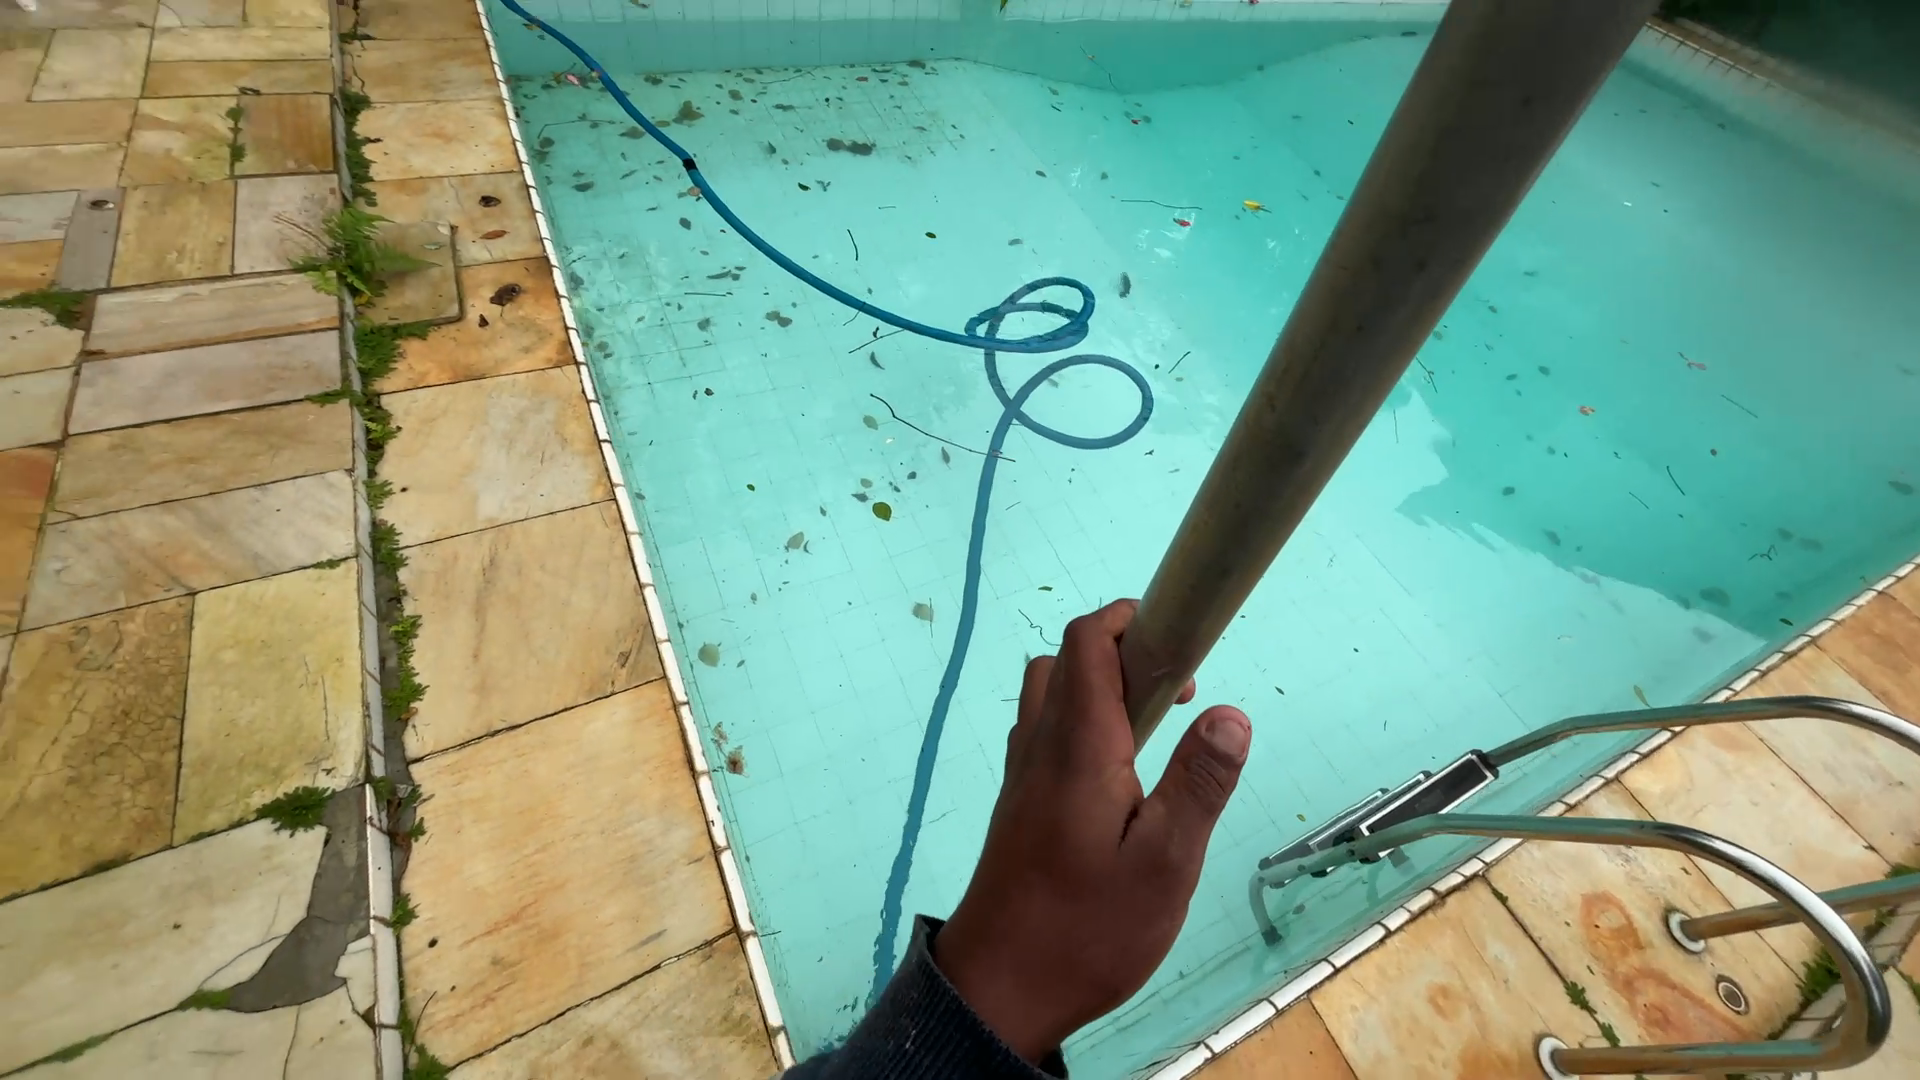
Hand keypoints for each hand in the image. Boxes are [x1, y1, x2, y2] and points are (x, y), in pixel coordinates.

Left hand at [933, 599, 1251, 1061]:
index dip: (1126, 619)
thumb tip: (1230, 712)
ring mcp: (1022, 767)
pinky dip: (1078, 717)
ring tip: (1148, 731)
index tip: (1176, 641)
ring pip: (1049, 690)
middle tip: (1173, 695)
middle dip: (1121, 649)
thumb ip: (1198, 784)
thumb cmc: (1088, 927)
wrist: (1000, 984)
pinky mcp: (1018, 795)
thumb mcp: (1165, 864)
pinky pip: (1043, 727)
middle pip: (1066, 658)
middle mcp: (1040, 741)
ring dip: (1095, 684)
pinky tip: (1112, 770)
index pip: (1086, 642)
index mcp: (1078, 743)